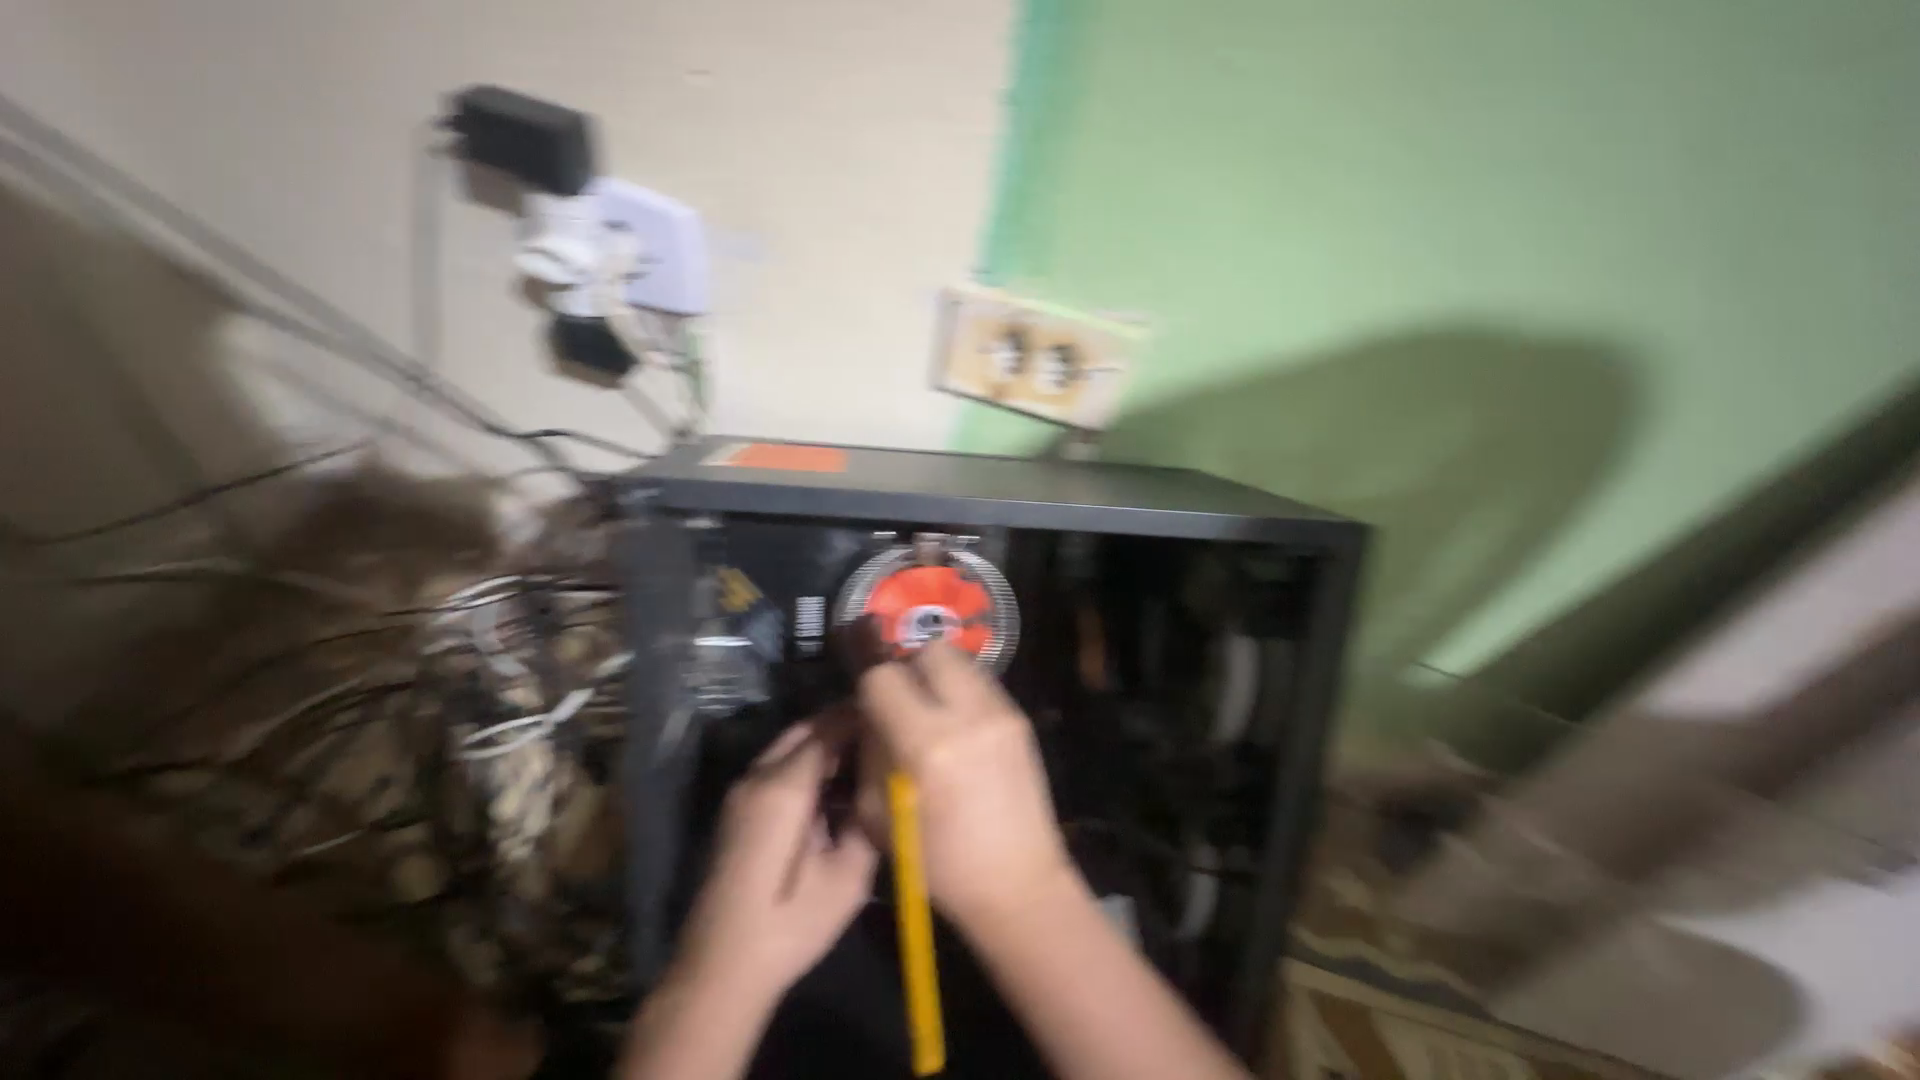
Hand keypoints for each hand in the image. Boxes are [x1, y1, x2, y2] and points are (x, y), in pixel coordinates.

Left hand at [673, 721, 878, 1004]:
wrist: (722, 967)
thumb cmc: (790, 924)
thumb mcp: (847, 879)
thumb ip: (867, 822)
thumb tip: (883, 787)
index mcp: (785, 788)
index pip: (828, 729)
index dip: (862, 717)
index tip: (896, 716)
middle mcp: (758, 778)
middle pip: (805, 731)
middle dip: (843, 725)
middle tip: (884, 733)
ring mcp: (742, 794)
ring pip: (788, 748)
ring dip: (825, 745)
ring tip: (868, 758)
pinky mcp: (738, 812)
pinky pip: (777, 770)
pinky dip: (807, 766)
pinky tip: (836, 788)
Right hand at [858, 644, 1077, 932]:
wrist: (1017, 883)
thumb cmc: (939, 863)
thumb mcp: (878, 814)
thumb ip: (870, 752)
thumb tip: (870, 716)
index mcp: (926, 744)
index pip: (884, 676)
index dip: (869, 687)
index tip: (869, 706)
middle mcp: (967, 715)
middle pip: (929, 649)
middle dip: (908, 668)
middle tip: (902, 700)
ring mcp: (1001, 713)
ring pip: (959, 659)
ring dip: (937, 676)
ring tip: (931, 711)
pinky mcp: (1021, 718)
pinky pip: (981, 682)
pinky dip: (962, 691)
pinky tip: (958, 727)